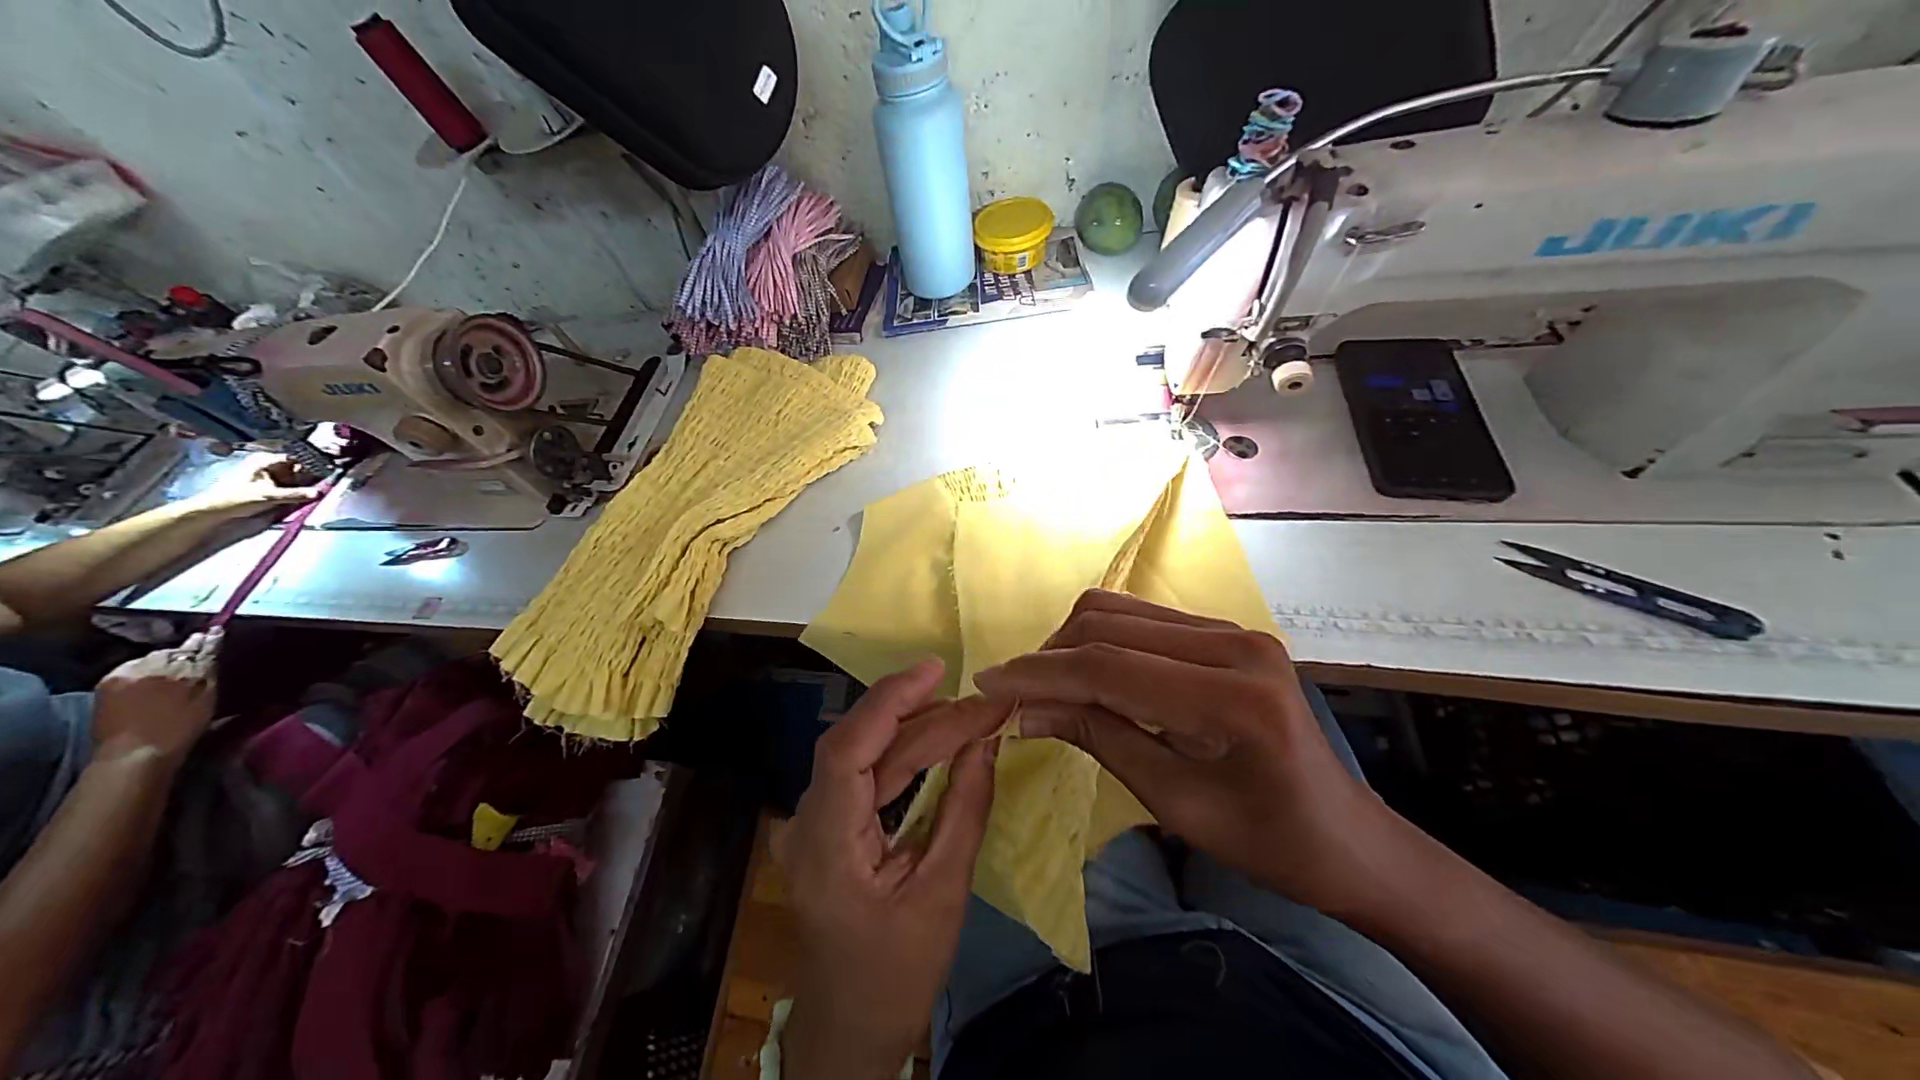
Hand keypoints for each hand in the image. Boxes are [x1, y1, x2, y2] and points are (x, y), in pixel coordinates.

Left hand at [91, 630, 221, 767]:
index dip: (209, 640)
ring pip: (152, 657)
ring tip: (168, 671)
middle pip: (174, 650)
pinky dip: (140, 669)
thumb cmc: (180, 730)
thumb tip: (212, 646)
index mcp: (189, 668)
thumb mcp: (207, 698)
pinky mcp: (109, 681)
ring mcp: (129, 671)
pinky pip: (130, 666)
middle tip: (191, 659)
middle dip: (182, 653)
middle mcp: (158, 663)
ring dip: (161, 661)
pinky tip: (144, 680)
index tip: (215, 633)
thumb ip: (209, 670)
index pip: (202, 645)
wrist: (134, 754)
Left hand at [187, 456, 323, 519]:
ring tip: (328, 486)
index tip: (332, 467)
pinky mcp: (279, 489)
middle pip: (301, 468)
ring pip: (301, 478)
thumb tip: (319, 493)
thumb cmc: (237, 498)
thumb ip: (294, 494)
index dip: (314, 462)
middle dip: (316, 474)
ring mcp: (276, 478)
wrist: (217, 512)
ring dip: (313, 484)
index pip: (297, 458)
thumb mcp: (267, 496)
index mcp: (267, 461)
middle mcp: (273, 467)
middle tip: (334, 478)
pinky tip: (316, 494)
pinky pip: (298, 488)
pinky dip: (307, 491)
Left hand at [774, 659, 1008, 1079]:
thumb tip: (988, 742)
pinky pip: (865, 780)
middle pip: (862, 747)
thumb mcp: (942, 895)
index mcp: (824, 843)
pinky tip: (940, 741)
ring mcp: (812, 826)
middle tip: (982, 703)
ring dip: (917, 732)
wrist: (850, 1030)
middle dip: (924, 718)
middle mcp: (806, 823)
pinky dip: (905, 758)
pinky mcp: (828, 831)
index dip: (890, 700)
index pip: (846, 748)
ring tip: (971, 714)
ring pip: (864, 759)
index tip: (936, 670)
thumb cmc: (896, 975)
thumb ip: (964, 810)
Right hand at [974, 589, 1412, 918]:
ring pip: (1121, 611)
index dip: (1039, 674)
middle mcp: (1235, 642)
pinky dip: (1102, 642)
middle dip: (1050, 656)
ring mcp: (1234, 630)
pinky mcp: (1227, 633)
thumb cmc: (1267, 842)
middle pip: (1109, 624)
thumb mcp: (1174, 802)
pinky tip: (1086, 675)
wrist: (1346, 837)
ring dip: (1072, 643)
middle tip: (1013, 695)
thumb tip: (1024, 710)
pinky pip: (1144, 621)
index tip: (988, 687)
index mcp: (1233, 697)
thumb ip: (1098, 739)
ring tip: (1044, 687)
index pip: (1109, 666)